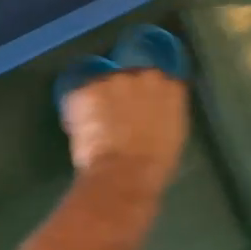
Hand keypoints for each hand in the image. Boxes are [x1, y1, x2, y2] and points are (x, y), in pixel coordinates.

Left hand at [60, 69, 188, 196]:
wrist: (124, 174)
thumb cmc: (154, 166)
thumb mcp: (172, 136)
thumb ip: (164, 115)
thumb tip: (152, 113)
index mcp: (171, 87)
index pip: (157, 83)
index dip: (143, 99)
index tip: (137, 113)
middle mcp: (144, 75)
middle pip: (129, 79)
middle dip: (120, 96)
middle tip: (114, 121)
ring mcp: (114, 80)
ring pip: (102, 86)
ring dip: (99, 103)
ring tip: (95, 129)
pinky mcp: (86, 90)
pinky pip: (80, 98)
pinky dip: (78, 113)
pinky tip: (82, 132)